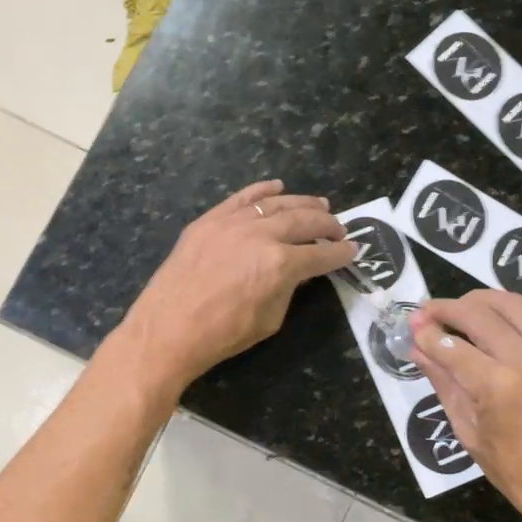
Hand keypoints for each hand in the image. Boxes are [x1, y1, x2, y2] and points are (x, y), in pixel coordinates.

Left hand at [117, 180, 354, 393]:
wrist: (168, 329)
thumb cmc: (223, 334)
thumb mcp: (270, 319)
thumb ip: (289, 288)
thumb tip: (298, 271)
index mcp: (281, 264)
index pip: (321, 254)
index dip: (341, 254)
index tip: (353, 251)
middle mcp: (261, 235)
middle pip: (304, 220)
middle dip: (327, 224)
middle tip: (339, 229)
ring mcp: (233, 223)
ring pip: (276, 204)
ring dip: (302, 202)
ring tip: (319, 204)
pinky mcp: (209, 221)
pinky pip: (242, 198)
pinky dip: (262, 190)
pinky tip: (277, 187)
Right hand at [410, 290, 521, 521]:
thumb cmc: (517, 474)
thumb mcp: (469, 434)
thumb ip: (444, 384)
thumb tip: (418, 350)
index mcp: (499, 388)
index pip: (452, 346)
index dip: (426, 333)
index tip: (409, 327)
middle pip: (479, 313)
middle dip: (446, 309)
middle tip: (423, 314)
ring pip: (510, 303)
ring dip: (477, 300)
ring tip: (455, 311)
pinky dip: (503, 313)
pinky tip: (485, 324)